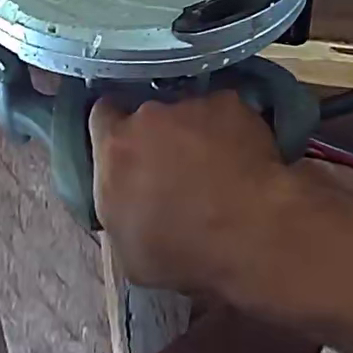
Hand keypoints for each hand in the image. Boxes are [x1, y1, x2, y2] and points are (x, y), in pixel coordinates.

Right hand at [89, 93, 299, 293]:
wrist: (251, 229)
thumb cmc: (184, 250)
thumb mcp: (127, 249)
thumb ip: (117, 204)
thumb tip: (125, 193)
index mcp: (116, 148)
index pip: (102, 117)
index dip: (112, 129)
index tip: (125, 147)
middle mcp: (150, 114)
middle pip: (147, 114)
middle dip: (156, 134)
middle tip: (174, 165)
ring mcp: (193, 103)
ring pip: (186, 111)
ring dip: (192, 130)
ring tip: (214, 162)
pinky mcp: (230, 101)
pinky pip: (221, 111)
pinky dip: (226, 126)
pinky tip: (240, 154)